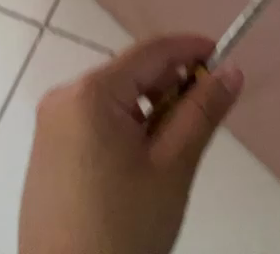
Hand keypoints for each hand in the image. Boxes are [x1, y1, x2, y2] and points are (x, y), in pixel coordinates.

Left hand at [20, 35, 243, 253]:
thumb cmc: (123, 229)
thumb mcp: (172, 168)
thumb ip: (203, 112)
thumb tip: (232, 70)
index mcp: (91, 93)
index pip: (151, 51)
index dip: (191, 49)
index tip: (225, 58)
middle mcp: (64, 97)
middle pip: (131, 73)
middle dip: (171, 87)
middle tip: (201, 119)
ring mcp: (51, 124)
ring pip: (116, 97)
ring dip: (150, 110)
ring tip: (170, 152)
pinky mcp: (48, 150)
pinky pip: (95, 119)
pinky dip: (125, 127)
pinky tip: (140, 165)